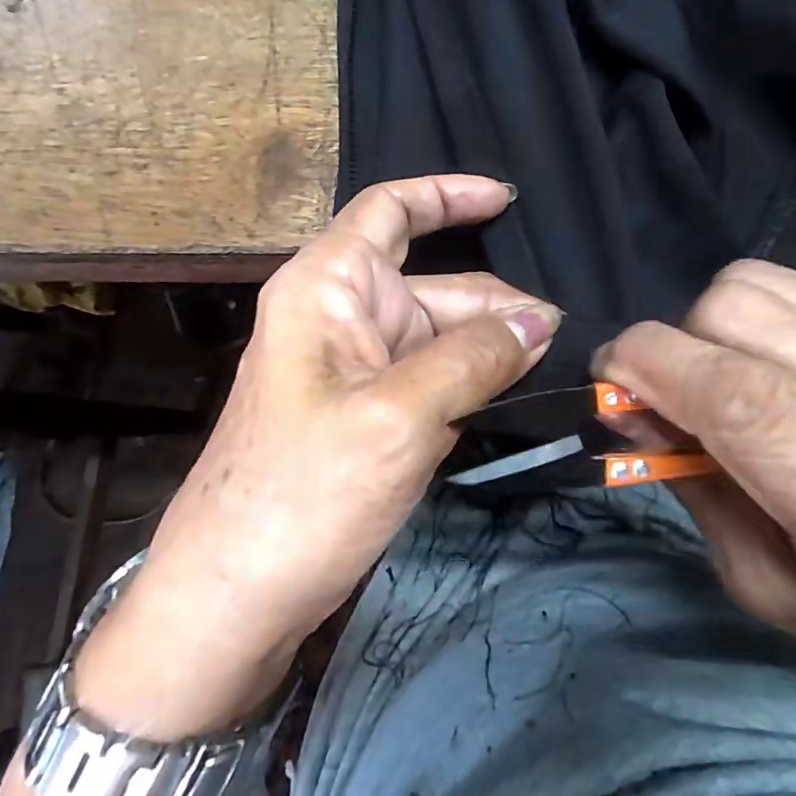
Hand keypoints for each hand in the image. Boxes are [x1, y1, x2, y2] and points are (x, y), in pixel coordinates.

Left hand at [72, 175, 559, 737]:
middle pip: (433, 283)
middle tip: (561, 336)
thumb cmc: (304, 493)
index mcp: (328, 287)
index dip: (448, 194)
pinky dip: (473, 378)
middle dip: (496, 302)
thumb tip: (540, 320)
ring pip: (439, 334)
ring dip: (491, 347)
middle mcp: (340, 315)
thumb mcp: (400, 415)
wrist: (234, 601)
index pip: (390, 210)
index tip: (508, 199)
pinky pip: (432, 375)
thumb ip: (475, 357)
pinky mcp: (365, 411)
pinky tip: (515, 393)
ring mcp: (353, 367)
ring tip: (550, 367)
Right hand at [593, 259, 795, 689]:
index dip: (668, 371)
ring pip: (772, 286)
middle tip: (683, 390)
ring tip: (751, 377)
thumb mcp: (768, 585)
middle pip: (754, 320)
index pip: (762, 411)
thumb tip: (628, 392)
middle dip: (687, 344)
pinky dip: (780, 322)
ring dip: (727, 326)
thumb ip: (694, 483)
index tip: (611, 371)